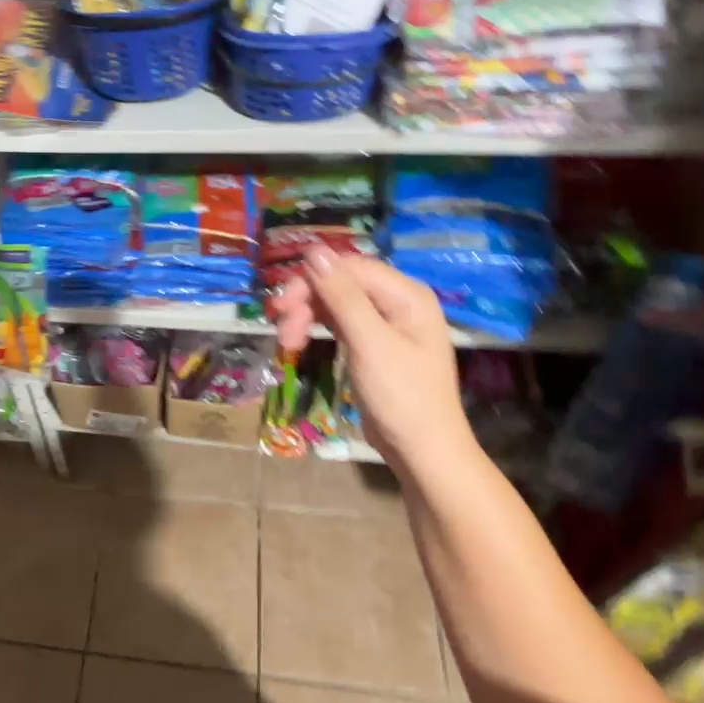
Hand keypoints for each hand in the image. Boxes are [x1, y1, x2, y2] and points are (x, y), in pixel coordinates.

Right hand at [269, 248, 472, 464]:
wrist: (422, 451)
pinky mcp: (372, 344)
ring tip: (287, 343)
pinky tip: (299, 342)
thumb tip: (314, 251)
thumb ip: (343, 297)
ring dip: (307, 316)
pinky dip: (317, 328)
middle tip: (281, 329)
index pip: (351, 267)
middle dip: (307, 301)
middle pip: (341, 282)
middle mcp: (398, 302)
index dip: (313, 279)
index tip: (281, 305)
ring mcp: (385, 323)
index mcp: (407, 295)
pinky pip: (339, 322)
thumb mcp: (370, 345)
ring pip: (335, 302)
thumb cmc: (402, 398)